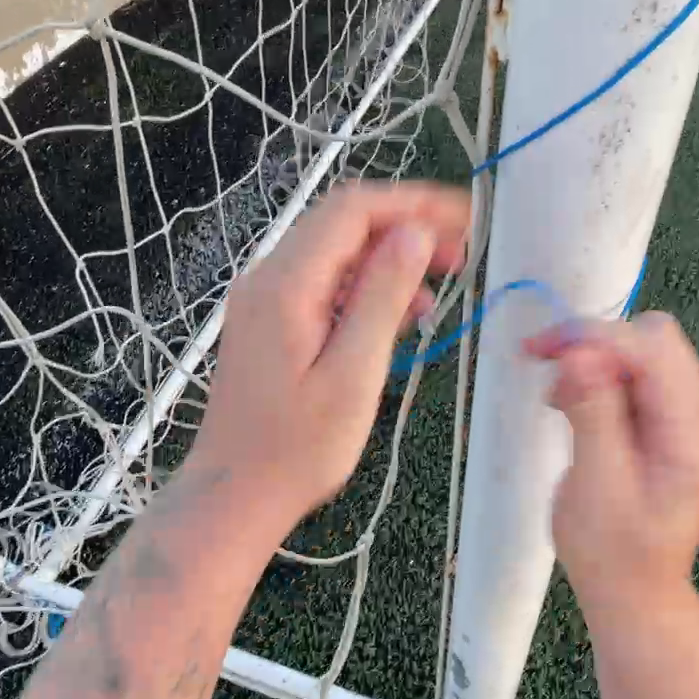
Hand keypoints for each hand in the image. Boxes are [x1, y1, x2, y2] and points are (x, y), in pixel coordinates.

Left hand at [189, 181, 470, 522]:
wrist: (235, 493)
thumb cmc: (298, 448)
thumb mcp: (353, 374)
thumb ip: (382, 298)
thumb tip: (413, 233)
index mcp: (286, 283)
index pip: (352, 209)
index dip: (412, 204)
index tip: (463, 221)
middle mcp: (267, 277)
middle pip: (342, 224)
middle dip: (404, 229)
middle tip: (458, 257)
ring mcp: (263, 299)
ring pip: (333, 253)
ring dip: (386, 261)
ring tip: (435, 293)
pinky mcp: (266, 322)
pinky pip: (320, 285)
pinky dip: (362, 290)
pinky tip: (395, 319)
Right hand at [525, 312, 698, 613]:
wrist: (630, 594)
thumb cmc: (612, 552)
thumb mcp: (598, 485)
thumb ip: (593, 414)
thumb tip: (579, 352)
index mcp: (692, 431)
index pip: (652, 349)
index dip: (595, 337)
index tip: (540, 349)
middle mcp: (695, 416)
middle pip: (652, 340)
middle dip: (594, 343)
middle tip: (546, 368)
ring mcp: (680, 420)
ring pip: (638, 354)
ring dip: (590, 361)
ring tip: (555, 399)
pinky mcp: (658, 426)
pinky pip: (629, 379)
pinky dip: (594, 380)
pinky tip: (568, 406)